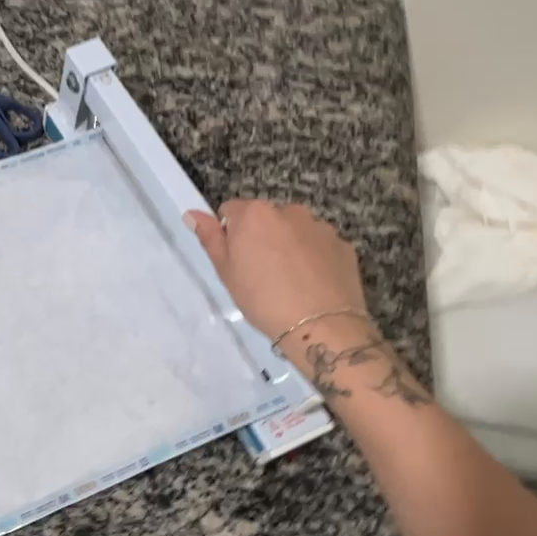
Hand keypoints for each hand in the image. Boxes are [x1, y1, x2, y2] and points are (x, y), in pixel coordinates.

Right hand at [185, 200, 372, 344]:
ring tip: (290, 280)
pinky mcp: (343, 244)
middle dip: (262, 236)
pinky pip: (320, 245)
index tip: (236, 260)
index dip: (230, 234)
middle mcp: (289, 211)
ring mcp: (320, 226)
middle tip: (261, 272)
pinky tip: (312, 284)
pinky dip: (314, 257)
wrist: (320, 325)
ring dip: (289, 244)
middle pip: (266, 218)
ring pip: (295, 230)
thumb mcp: (226, 272)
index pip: (232, 210)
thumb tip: (193, 213)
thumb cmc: (262, 298)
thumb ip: (210, 238)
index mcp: (255, 214)